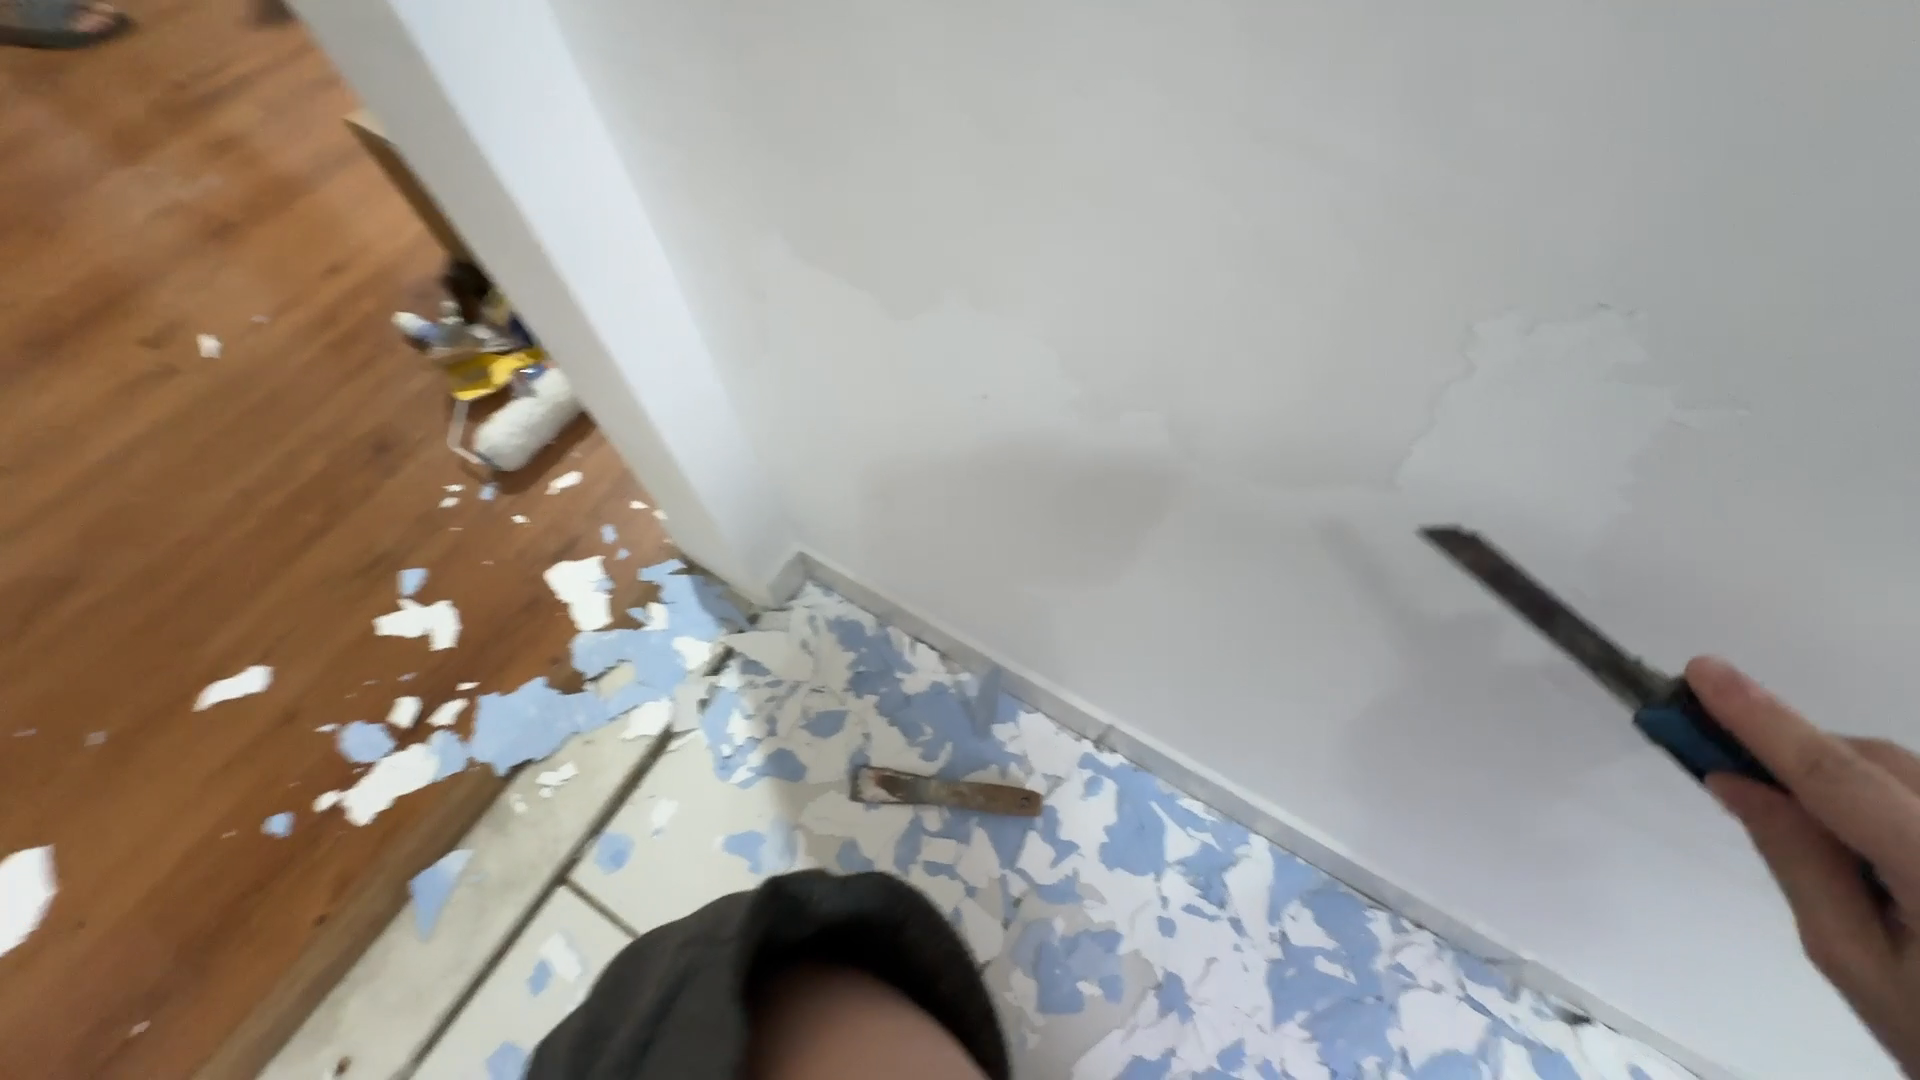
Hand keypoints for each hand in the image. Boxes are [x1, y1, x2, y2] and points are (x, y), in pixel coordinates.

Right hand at [1688, 656, 1919, 1074]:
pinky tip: (1876, 850)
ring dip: (1844, 780)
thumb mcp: (1853, 962)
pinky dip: (1884, 800)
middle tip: (1727, 769)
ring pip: (1907, 774)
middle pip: (1879, 763)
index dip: (1761, 719)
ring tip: (1822, 839)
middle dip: (1800, 755)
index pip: (1835, 777)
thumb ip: (1796, 862)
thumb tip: (1734, 781)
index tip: (1701, 671)